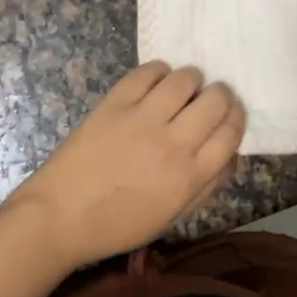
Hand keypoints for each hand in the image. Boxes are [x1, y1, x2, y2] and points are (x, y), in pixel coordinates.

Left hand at [8, 61, 245, 269]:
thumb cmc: (117, 224)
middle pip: (216, 100)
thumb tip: (229, 153)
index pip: (231, 132)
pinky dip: (159, 72)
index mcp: (189, 177)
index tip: (230, 113)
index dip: (236, 116)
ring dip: (191, 80)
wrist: (60, 216)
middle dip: (219, 95)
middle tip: (207, 99)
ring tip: (181, 89)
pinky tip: (155, 83)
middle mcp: (172, 143)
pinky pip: (149, 72)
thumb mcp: (171, 215)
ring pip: (185, 78)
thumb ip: (206, 184)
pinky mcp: (115, 102)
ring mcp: (142, 119)